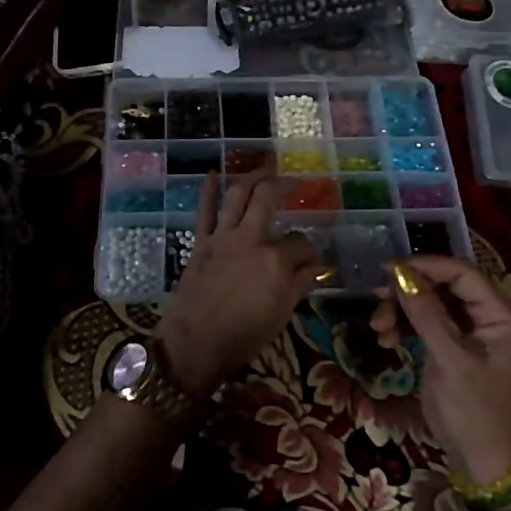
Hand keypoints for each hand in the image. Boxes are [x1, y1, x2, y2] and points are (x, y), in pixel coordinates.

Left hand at [155, 171, 324, 397]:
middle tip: (294, 181)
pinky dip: (207, 191)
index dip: (311, 249)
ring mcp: (221, 238)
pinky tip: (213, 174)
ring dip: (252, 176)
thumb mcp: (281, 314)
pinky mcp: (200, 243)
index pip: (302, 243)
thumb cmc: (242, 336)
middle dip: (284, 184)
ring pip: (238, 195)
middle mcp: (250, 239)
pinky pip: (204, 211)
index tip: (311, 257)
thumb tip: (316, 266)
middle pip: (269, 198)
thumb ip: (299, 284)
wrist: (194, 344)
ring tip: (266, 166)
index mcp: (276, 260)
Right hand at [370, 256, 510, 482]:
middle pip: (442, 286)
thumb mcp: (451, 361)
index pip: (464, 274)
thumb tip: (401, 275)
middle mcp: (487, 319)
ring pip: (428, 304)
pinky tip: (385, 340)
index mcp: (501, 317)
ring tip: (378, 328)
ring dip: (400, 310)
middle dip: (408, 291)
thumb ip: (428, 316)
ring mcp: (467, 334)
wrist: (481, 459)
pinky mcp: (449, 348)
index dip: (427, 266)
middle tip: (376, 298)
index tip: (388, 269)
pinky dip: (402, 327)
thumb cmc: (475, 411)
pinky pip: (423, 324)